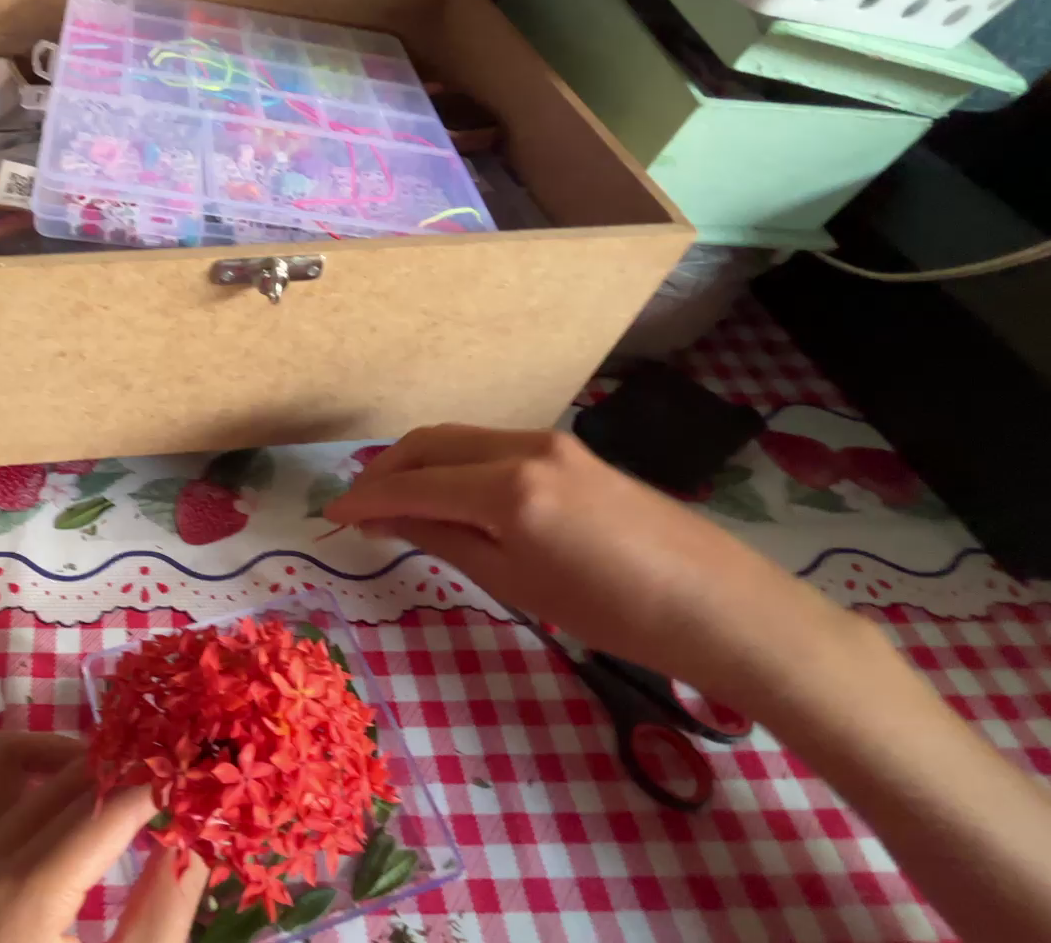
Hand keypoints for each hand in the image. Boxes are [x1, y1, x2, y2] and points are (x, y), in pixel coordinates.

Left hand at [0, 732, 208, 942]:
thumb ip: (167, 906)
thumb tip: (202, 830)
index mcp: (21, 901)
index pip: (108, 807)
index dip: (161, 779)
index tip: (202, 763)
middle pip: (65, 777)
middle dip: (126, 764)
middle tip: (173, 767)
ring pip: (2, 763)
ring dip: (61, 756)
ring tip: (112, 780)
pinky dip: (1, 781)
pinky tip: (44, 799)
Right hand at [323, 424, 846, 694]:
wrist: (718, 607)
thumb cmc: (610, 612)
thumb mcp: (511, 580)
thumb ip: (439, 538)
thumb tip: (382, 518)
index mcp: (506, 489)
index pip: (412, 484)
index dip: (365, 499)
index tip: (331, 514)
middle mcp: (522, 448)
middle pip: (429, 443)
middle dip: (383, 469)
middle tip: (356, 504)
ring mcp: (550, 441)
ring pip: (458, 438)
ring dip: (417, 462)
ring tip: (392, 497)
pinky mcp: (570, 448)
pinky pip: (489, 444)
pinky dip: (453, 462)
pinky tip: (447, 490)